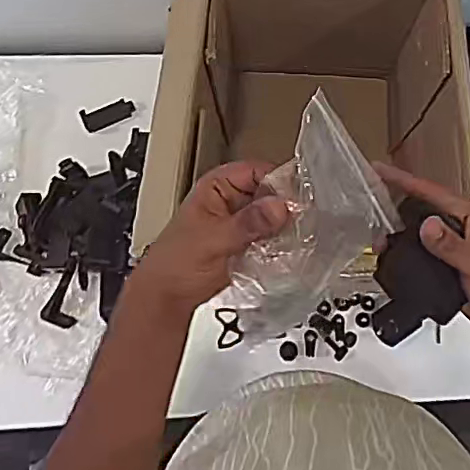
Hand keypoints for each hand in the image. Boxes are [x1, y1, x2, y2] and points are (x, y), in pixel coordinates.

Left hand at [130, 160, 290, 310]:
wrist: (168, 299)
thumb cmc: (176, 265)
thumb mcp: (214, 240)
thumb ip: (248, 223)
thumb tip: (279, 206)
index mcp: (218, 185)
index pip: (259, 170)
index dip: (280, 181)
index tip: (298, 198)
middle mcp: (234, 199)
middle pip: (272, 192)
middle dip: (287, 206)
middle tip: (302, 220)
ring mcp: (244, 221)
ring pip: (276, 215)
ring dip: (286, 226)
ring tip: (297, 237)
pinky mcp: (251, 241)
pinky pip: (275, 235)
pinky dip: (282, 242)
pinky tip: (289, 250)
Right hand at [374, 162, 469, 339]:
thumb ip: (449, 244)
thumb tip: (427, 226)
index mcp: (469, 216)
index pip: (431, 191)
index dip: (404, 180)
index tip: (381, 171)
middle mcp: (458, 225)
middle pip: (419, 205)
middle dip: (394, 204)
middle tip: (370, 201)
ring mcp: (451, 242)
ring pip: (416, 227)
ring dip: (397, 230)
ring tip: (379, 235)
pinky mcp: (444, 260)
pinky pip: (419, 248)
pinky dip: (404, 248)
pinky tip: (394, 253)